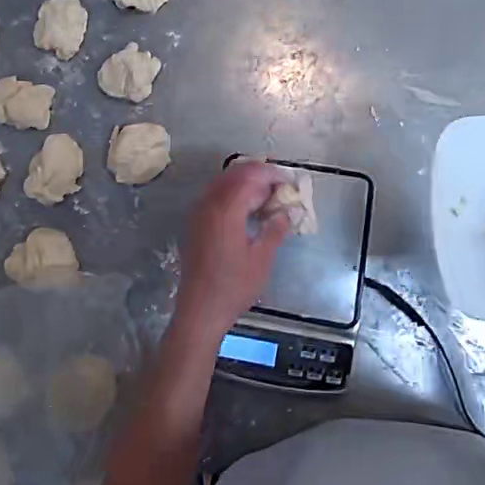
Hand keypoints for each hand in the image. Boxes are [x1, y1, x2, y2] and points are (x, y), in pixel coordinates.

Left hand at [175, 162, 291, 338]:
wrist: (200, 310)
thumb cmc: (233, 287)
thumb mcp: (262, 259)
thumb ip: (276, 229)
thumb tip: (289, 212)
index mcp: (225, 211)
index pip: (250, 177)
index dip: (272, 174)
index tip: (290, 182)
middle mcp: (208, 205)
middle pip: (235, 174)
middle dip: (259, 175)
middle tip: (281, 188)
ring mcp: (198, 213)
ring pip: (223, 182)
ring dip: (246, 182)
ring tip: (268, 197)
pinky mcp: (194, 223)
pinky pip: (215, 195)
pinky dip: (233, 193)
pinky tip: (248, 209)